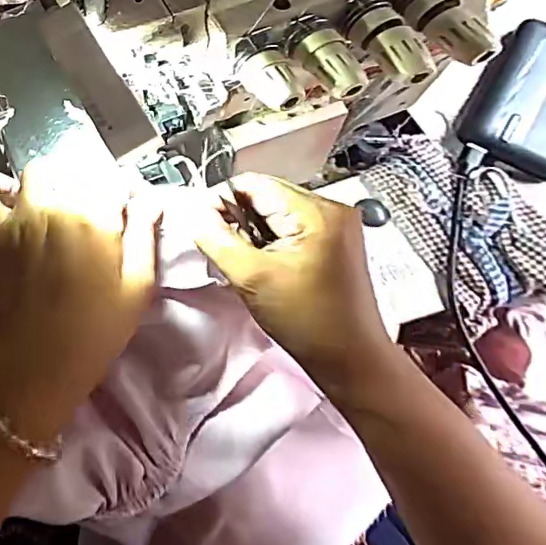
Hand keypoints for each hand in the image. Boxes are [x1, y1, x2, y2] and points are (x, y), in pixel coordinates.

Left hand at [0, 159, 161, 443]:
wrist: (43, 361)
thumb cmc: (97, 328)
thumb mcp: (138, 285)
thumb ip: (145, 233)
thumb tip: (150, 198)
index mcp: (96, 219)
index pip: (113, 182)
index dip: (122, 198)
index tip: (125, 216)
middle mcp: (56, 208)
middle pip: (75, 174)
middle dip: (88, 189)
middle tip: (94, 220)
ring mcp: (21, 217)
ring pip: (36, 174)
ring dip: (50, 183)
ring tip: (59, 206)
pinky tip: (10, 194)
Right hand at [192, 173, 395, 391]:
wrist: (352, 361)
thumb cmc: (309, 323)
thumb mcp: (250, 277)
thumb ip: (216, 237)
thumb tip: (194, 211)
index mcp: (317, 211)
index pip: (253, 183)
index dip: (222, 200)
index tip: (206, 224)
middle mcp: (332, 208)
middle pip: (265, 194)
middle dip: (240, 219)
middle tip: (230, 251)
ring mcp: (337, 224)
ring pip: (275, 211)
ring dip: (255, 232)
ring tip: (252, 263)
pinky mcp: (335, 240)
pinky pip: (290, 226)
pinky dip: (272, 241)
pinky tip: (269, 266)